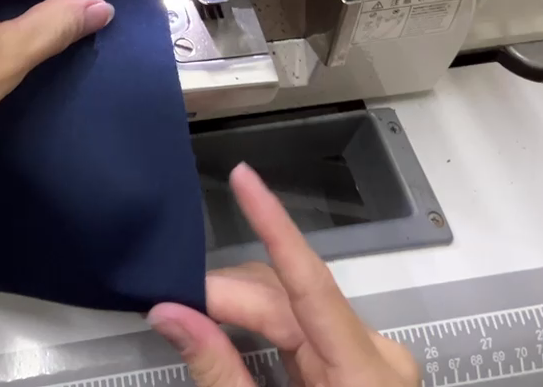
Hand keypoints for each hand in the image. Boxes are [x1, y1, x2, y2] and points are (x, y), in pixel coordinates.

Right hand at [147, 165, 417, 386]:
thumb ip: (218, 372)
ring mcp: (368, 359)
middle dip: (224, 296)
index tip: (244, 176)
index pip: (310, 281)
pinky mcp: (355, 366)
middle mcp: (374, 354)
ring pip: (289, 310)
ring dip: (236, 312)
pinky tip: (225, 331)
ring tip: (191, 318)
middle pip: (286, 298)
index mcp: (365, 372)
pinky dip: (257, 331)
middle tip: (170, 306)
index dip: (274, 224)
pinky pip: (298, 332)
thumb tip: (167, 312)